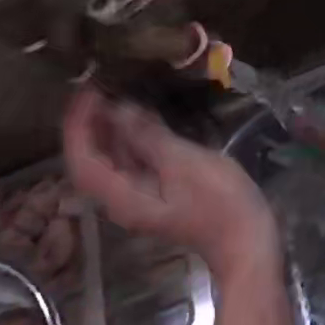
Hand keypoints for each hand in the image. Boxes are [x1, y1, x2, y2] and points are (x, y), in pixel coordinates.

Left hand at [61, 88, 277, 275]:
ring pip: (114, 159)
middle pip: (93, 160)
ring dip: (111, 128)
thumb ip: (147, 137)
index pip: (83, 160)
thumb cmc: (218, 202)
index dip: (79, 125)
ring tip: (118, 93)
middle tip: (101, 86)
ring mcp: (141, 196)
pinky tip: (144, 116)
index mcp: (122, 196)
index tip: (88, 92)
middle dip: (91, 123)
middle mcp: (123, 198)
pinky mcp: (159, 191)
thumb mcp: (183, 163)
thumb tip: (118, 111)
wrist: (246, 238)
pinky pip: (135, 161)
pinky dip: (133, 137)